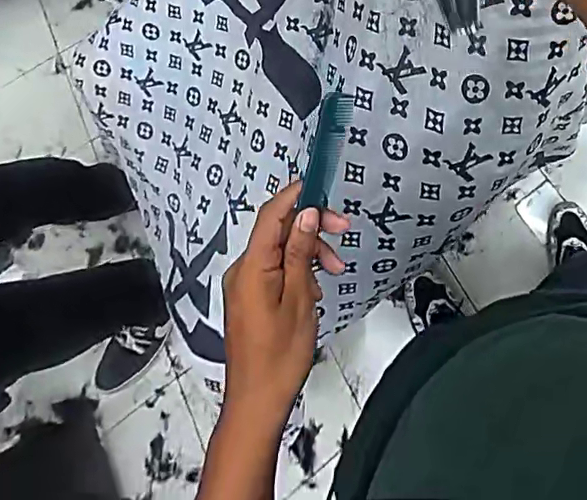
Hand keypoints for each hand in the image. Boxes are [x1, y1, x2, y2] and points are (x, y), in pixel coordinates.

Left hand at [220, 182, 352, 421]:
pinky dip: (300, 266)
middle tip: (343, 228)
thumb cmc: (280, 355)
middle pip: (279, 229)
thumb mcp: (300, 297)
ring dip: (311, 249)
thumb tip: (306, 213)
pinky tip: (318, 284)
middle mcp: (242, 270)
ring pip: (281, 248)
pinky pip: (276, 266)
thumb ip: (301, 252)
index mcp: (251, 268)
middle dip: (312, 224)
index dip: (295, 194)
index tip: (320, 183)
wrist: (257, 403)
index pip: (271, 215)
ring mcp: (245, 284)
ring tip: (335, 268)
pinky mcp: (251, 295)